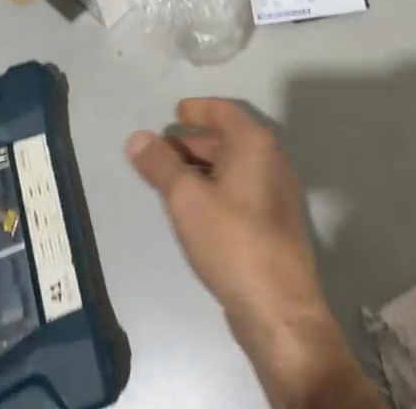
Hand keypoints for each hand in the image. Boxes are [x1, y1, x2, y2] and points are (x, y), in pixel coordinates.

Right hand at [126, 99, 383, 408]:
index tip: (174, 113)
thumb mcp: (186, 200)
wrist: (278, 306)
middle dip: (194, 141)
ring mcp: (275, 194)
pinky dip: (215, 186)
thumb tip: (137, 137)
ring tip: (169, 179)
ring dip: (202, 166)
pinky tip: (193, 209)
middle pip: (229, 138)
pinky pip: (239, 189)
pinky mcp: (272, 223)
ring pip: (234, 166)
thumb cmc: (232, 241)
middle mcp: (271, 161)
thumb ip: (160, 166)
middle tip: (161, 150)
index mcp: (255, 146)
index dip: (198, 109)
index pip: (224, 111)